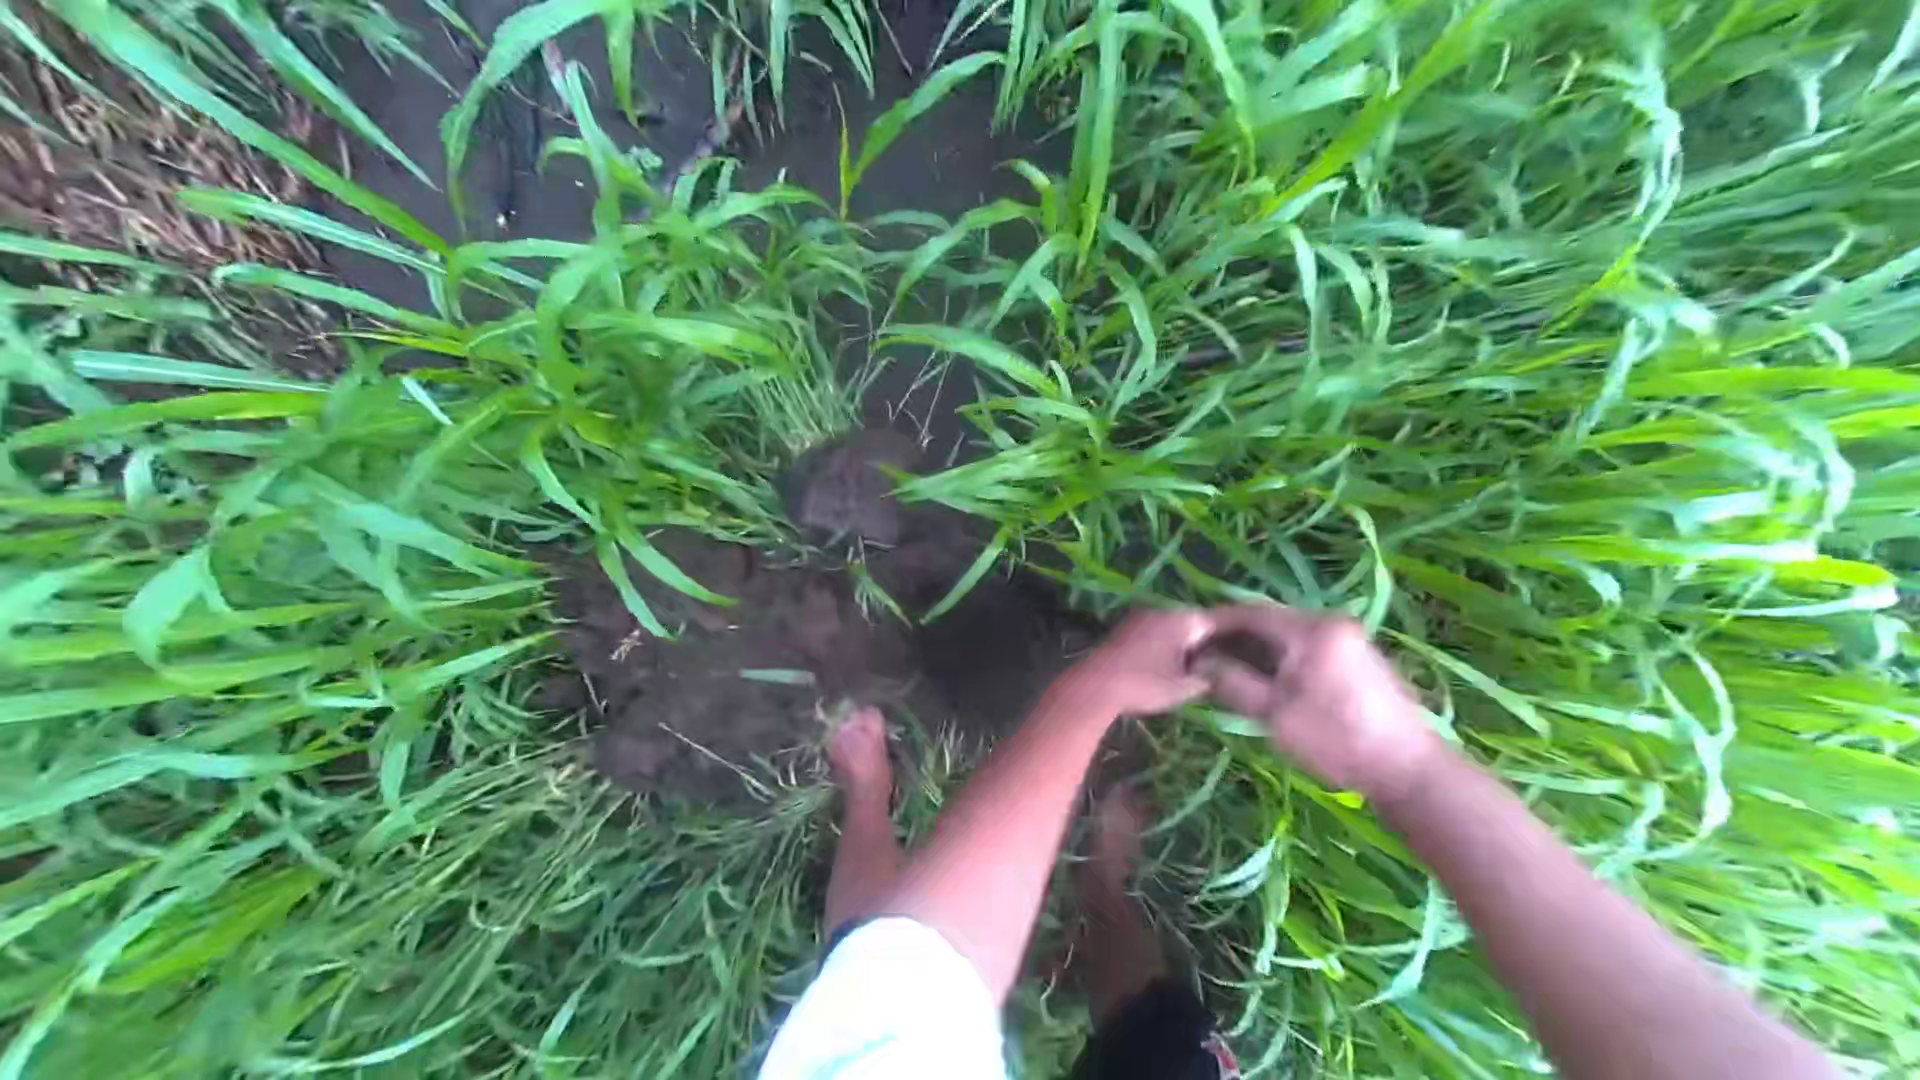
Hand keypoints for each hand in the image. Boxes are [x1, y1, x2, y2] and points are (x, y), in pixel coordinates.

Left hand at [1056, 608, 1215, 717]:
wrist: (1096, 684)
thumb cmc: (1145, 684)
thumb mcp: (1185, 687)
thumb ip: (1208, 679)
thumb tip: (1219, 675)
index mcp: (1182, 618)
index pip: (1215, 622)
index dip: (1229, 639)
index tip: (1240, 655)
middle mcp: (1161, 609)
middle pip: (1193, 623)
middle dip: (1206, 642)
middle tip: (1221, 663)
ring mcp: (1140, 617)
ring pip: (1172, 627)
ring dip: (1183, 644)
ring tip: (1197, 667)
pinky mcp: (1124, 629)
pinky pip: (1154, 633)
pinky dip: (1164, 646)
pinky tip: (1168, 664)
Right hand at [1196, 605, 1443, 800]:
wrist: (1411, 771)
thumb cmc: (1336, 739)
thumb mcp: (1274, 713)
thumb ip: (1232, 681)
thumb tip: (1199, 662)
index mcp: (1311, 629)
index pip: (1249, 612)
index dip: (1213, 624)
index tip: (1185, 640)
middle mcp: (1330, 623)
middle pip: (1267, 620)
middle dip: (1232, 638)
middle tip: (1202, 659)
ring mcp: (1347, 639)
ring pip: (1285, 635)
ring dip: (1254, 649)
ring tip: (1226, 671)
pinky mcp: (1355, 658)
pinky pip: (1304, 647)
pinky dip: (1278, 658)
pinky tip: (1263, 680)